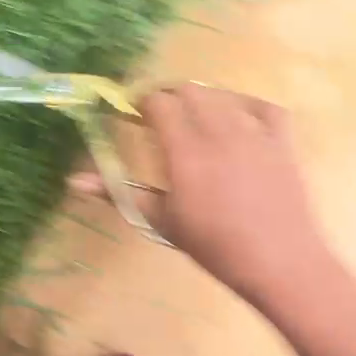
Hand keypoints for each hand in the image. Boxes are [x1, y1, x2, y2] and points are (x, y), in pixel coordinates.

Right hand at [69, 83, 355, 355]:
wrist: (280, 264)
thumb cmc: (213, 245)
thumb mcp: (159, 219)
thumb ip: (116, 193)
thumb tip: (73, 180)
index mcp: (185, 151)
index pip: (158, 103)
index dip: (141, 102)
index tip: (132, 115)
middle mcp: (219, 134)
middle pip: (189, 90)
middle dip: (168, 96)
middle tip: (157, 116)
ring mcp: (254, 136)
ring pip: (222, 96)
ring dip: (201, 98)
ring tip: (191, 116)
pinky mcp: (282, 145)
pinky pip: (266, 108)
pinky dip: (246, 104)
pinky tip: (236, 115)